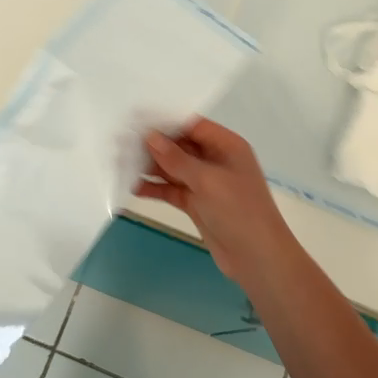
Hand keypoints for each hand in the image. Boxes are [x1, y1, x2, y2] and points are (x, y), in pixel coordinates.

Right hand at [134, 118, 308, 288]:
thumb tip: (150, 137)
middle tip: (121, 143)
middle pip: (180, 146)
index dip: (165, 122)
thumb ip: (177, 158)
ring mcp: (205, 183)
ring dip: (149, 167)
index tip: (135, 119)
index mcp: (227, 146)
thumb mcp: (208, 181)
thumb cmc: (239, 211)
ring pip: (173, 169)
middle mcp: (215, 161)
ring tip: (120, 163)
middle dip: (152, 145)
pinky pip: (172, 190)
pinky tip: (134, 188)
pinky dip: (155, 189)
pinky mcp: (196, 204)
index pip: (192, 126)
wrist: (257, 258)